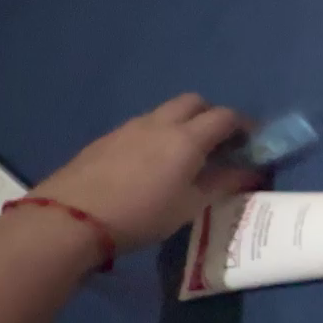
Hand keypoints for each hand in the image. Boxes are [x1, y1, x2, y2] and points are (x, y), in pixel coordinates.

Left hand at [30, 94, 261, 251]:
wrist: (69, 220)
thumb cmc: (144, 213)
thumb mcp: (193, 204)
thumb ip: (226, 182)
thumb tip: (253, 171)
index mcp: (187, 138)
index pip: (225, 116)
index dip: (245, 125)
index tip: (253, 142)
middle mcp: (159, 124)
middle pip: (193, 102)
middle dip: (213, 115)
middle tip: (222, 142)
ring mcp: (128, 129)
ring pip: (165, 112)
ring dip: (184, 124)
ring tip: (188, 154)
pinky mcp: (106, 140)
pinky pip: (143, 126)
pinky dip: (159, 135)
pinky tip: (155, 163)